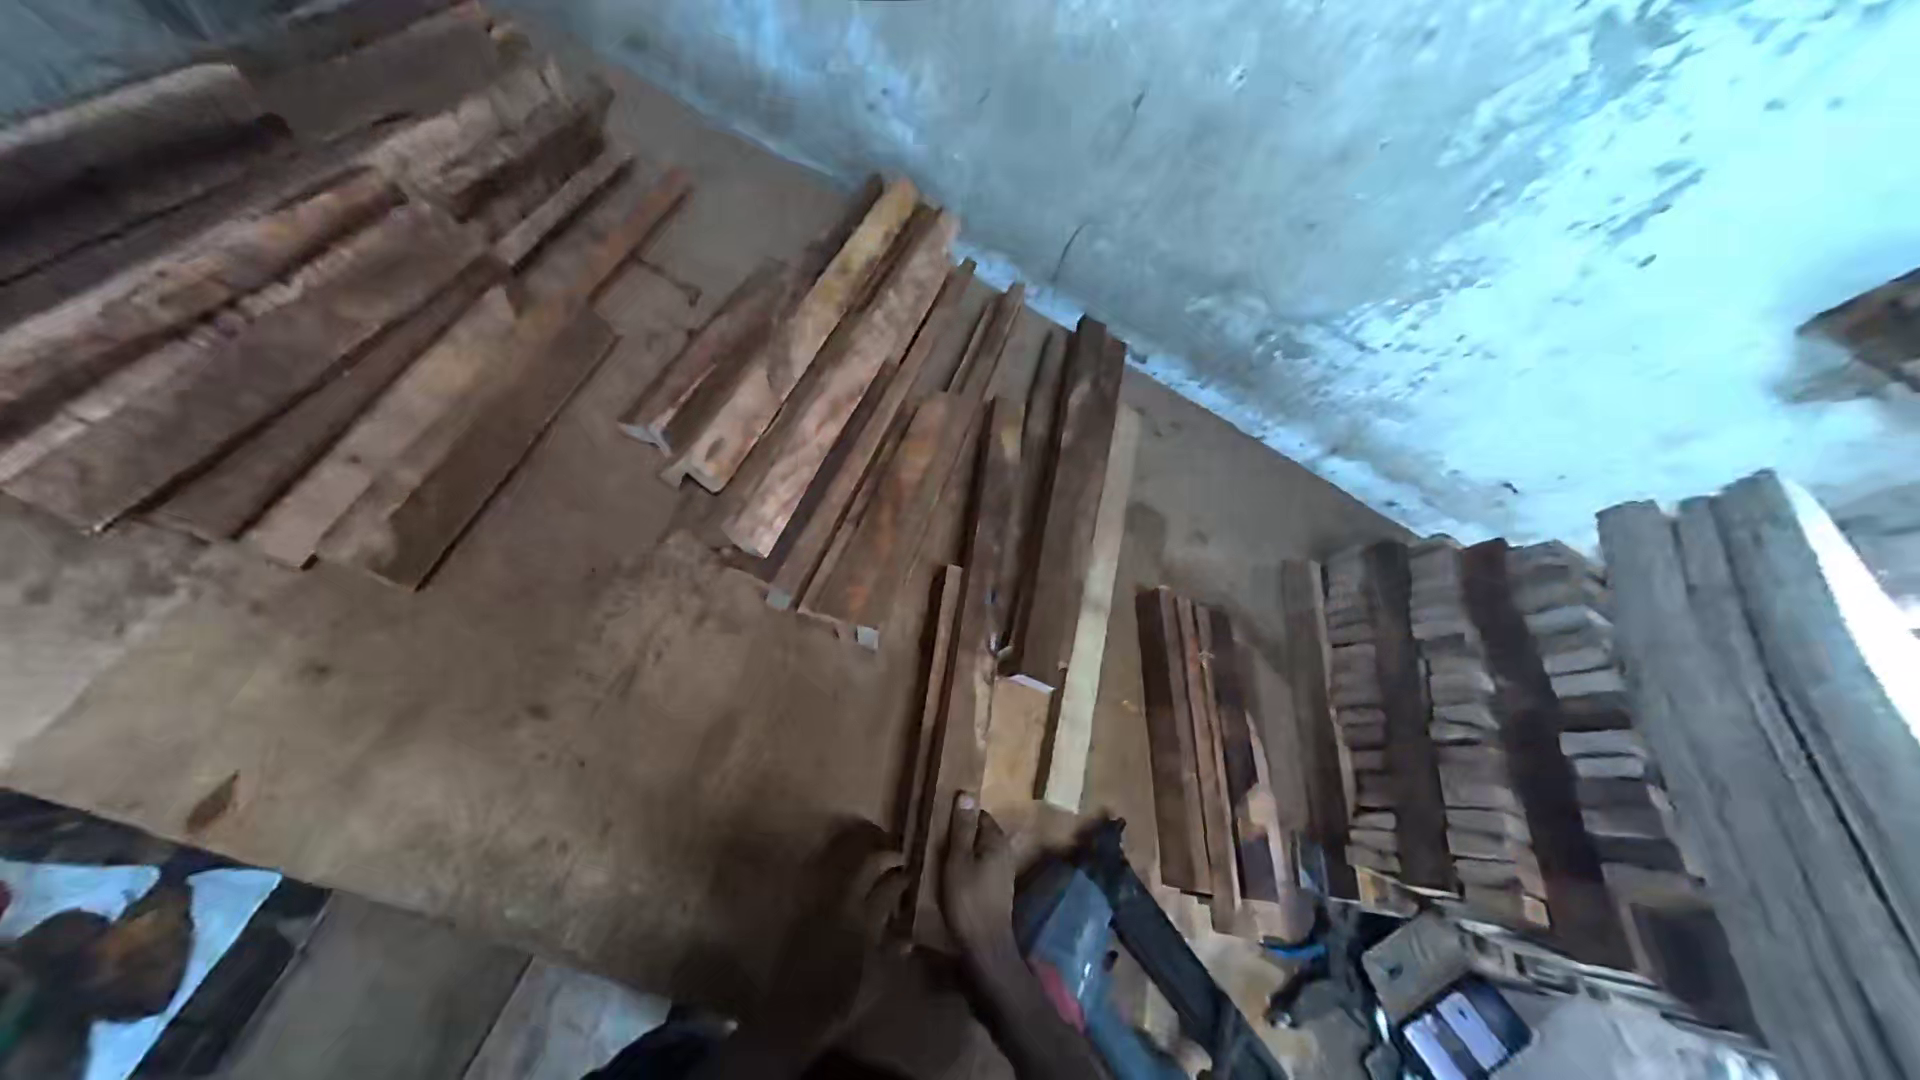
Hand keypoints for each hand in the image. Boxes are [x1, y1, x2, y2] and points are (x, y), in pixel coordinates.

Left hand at [756, 825, 907, 1050]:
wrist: (794, 1014)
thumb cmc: (840, 1001)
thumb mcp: (875, 982)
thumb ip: (891, 955)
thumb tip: (908, 940)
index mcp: (866, 920)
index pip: (888, 888)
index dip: (900, 877)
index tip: (906, 871)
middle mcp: (845, 904)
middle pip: (866, 866)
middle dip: (881, 855)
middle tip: (891, 854)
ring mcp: (822, 904)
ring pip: (843, 868)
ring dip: (858, 858)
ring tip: (869, 855)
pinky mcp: (804, 912)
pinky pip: (824, 880)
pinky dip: (836, 872)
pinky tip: (843, 877)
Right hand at [941, 793, 1016, 959]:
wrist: (985, 946)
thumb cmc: (968, 900)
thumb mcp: (958, 860)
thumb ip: (962, 828)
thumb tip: (966, 794)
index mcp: (997, 840)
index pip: (979, 815)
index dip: (960, 817)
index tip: (940, 824)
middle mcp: (1005, 851)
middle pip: (980, 833)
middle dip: (961, 835)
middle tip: (937, 843)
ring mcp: (1004, 872)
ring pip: (980, 851)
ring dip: (964, 853)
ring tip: (941, 860)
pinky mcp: (999, 889)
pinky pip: (982, 867)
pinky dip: (969, 868)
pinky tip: (954, 879)